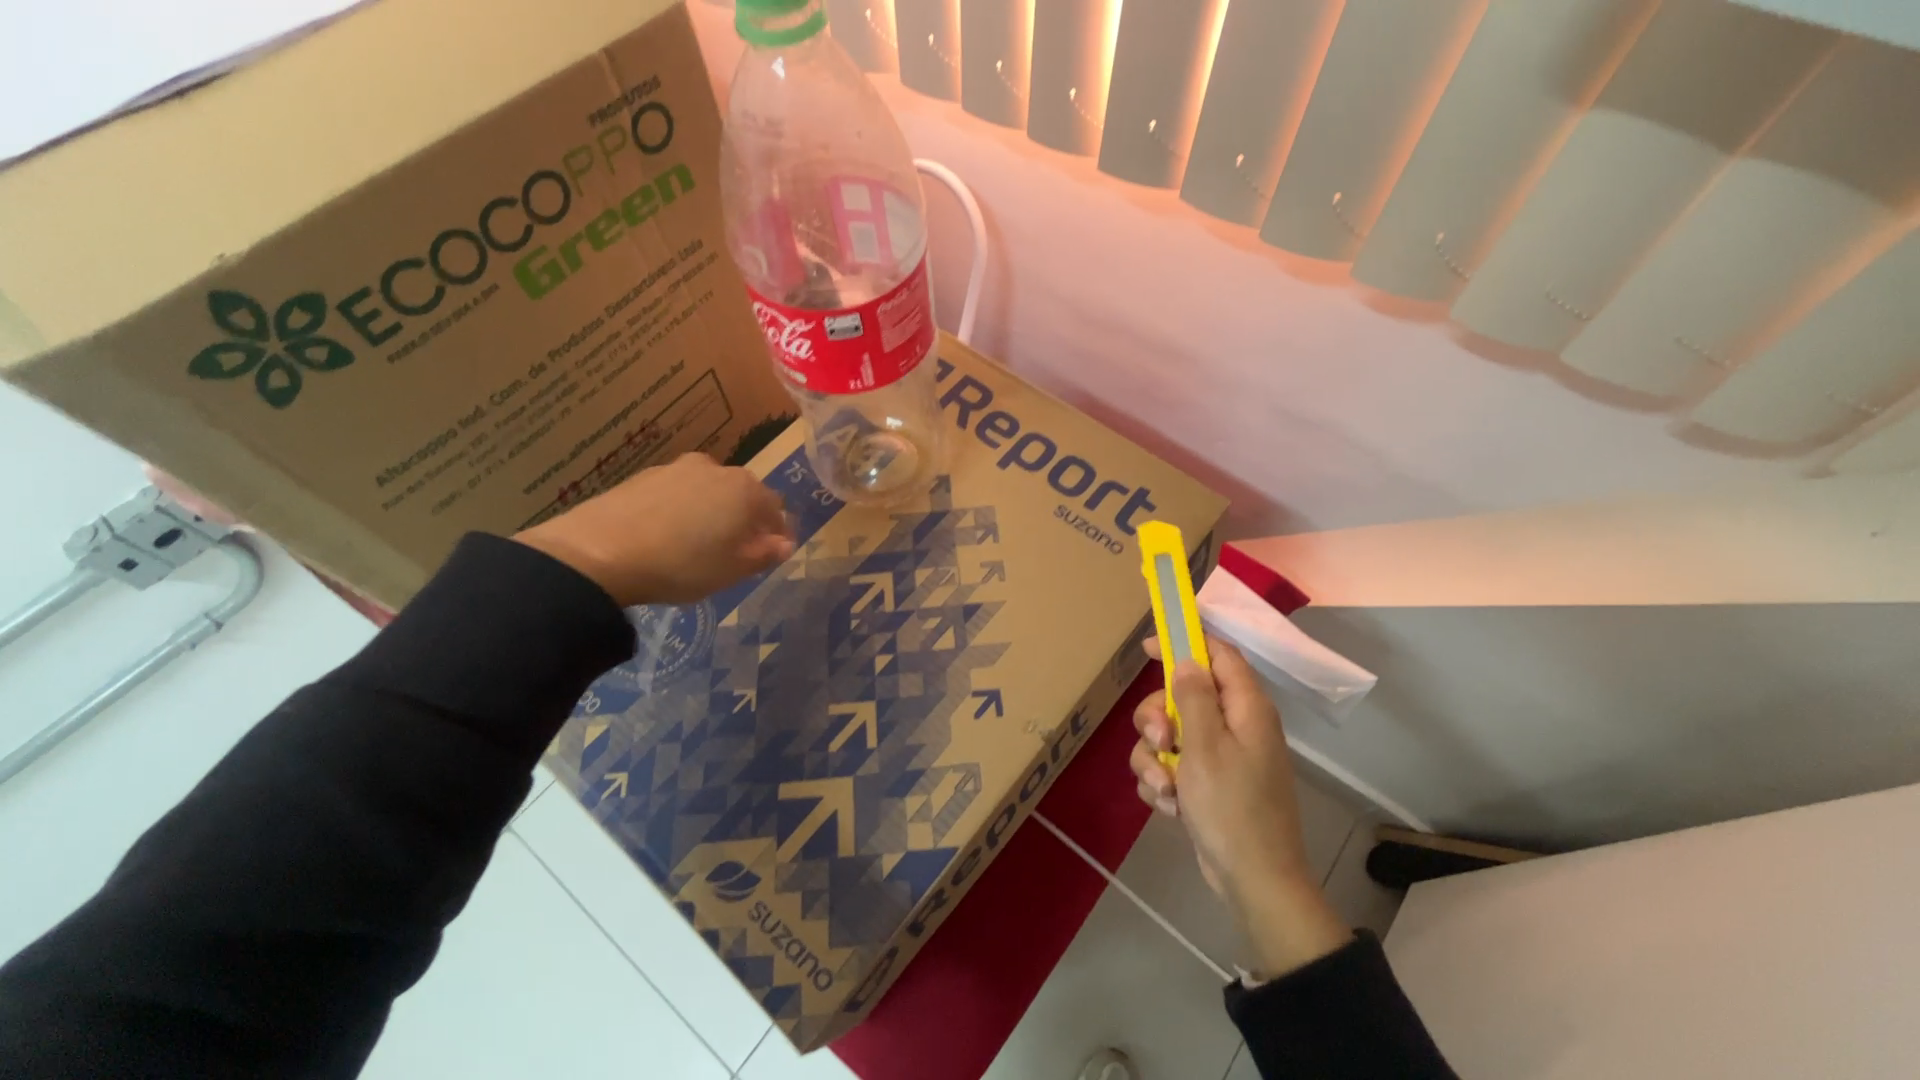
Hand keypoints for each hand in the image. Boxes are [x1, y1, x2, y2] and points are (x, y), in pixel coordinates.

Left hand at [515, 453, 793, 607]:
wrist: (600, 550)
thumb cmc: (682, 565)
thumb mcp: (732, 570)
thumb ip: (764, 554)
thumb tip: (785, 543)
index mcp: (746, 490)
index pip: (776, 509)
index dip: (777, 533)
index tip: (770, 554)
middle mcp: (716, 469)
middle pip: (741, 494)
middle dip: (744, 519)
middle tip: (735, 550)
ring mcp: (676, 468)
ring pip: (707, 491)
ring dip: (710, 512)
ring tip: (697, 543)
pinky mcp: (643, 476)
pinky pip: (676, 494)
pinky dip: (680, 510)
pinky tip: (666, 535)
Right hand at [1131, 636, 1349, 975]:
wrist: (1253, 879)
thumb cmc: (1232, 808)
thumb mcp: (1206, 746)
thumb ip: (1194, 697)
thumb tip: (1187, 658)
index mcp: (1246, 708)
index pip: (1217, 655)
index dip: (1184, 643)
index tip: (1147, 647)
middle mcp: (1235, 726)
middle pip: (1182, 696)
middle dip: (1157, 718)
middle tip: (1159, 742)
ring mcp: (1221, 757)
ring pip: (1170, 735)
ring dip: (1156, 759)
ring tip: (1165, 789)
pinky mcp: (1207, 785)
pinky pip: (1173, 767)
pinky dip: (1164, 783)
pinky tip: (1170, 806)